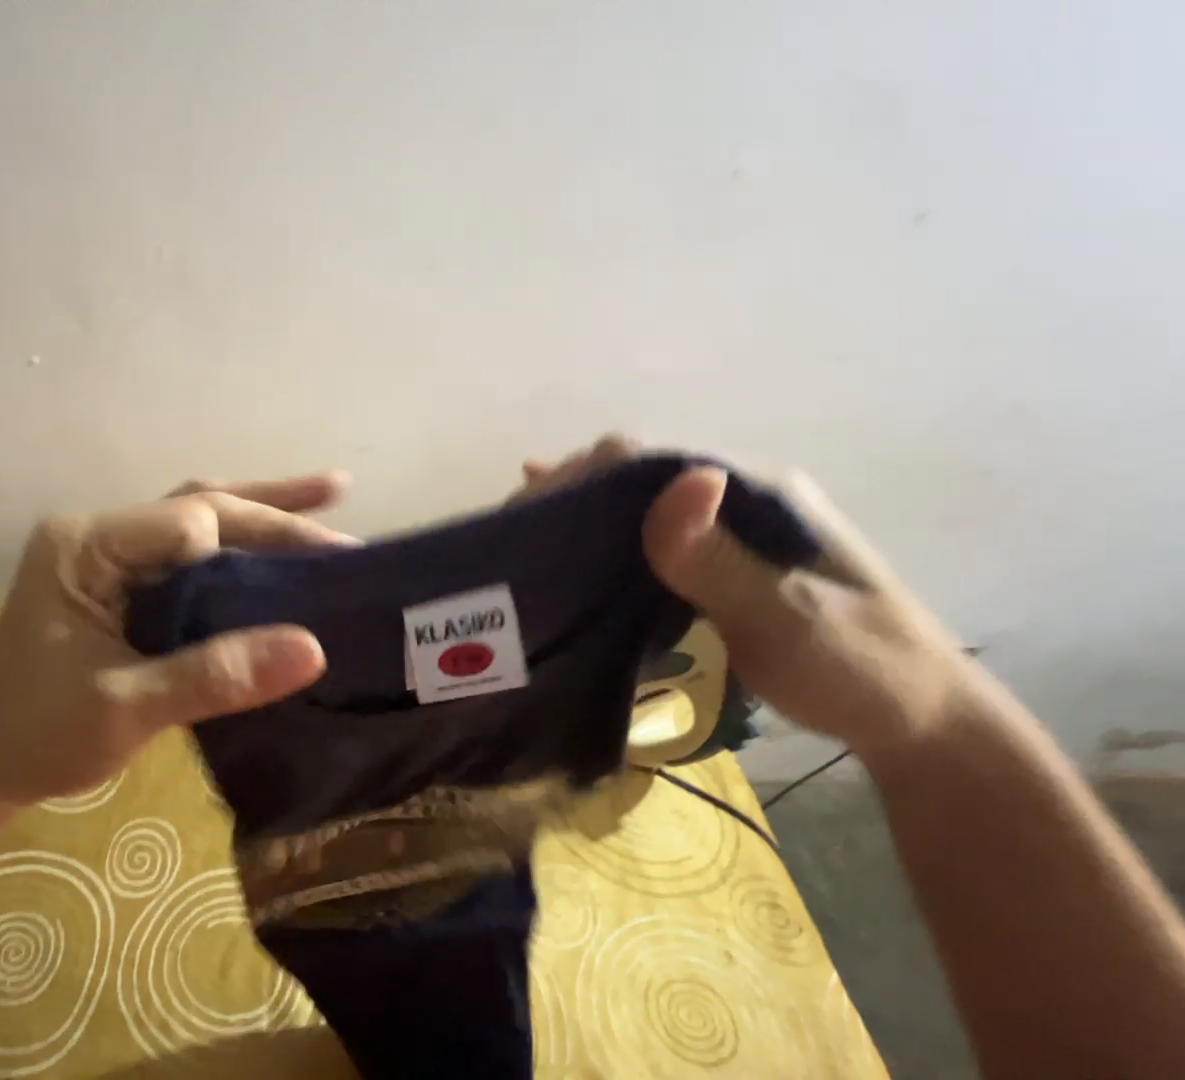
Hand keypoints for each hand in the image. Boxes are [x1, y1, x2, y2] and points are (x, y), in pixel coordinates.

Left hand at [0, 473, 356, 811]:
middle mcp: (94, 535)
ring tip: (330, 493)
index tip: (321, 573)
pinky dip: (233, 551)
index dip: (256, 544)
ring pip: (193, 520)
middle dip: (271, 515)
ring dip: (258, 512)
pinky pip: (183, 557)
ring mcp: (102, 556)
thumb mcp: (127, 708)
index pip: (187, 523)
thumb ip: (215, 674)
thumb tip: (314, 648)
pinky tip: (273, 549)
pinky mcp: (114, 584)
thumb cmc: (38, 736)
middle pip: (196, 507)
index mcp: (84, 545)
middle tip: (345, 522)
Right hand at [514, 434, 983, 762]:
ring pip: (639, 508)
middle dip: (569, 495)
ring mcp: (734, 532)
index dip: (580, 477)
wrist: (921, 722)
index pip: (648, 459)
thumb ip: (722, 560)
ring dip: (580, 516)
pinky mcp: (725, 566)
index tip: (527, 515)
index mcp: (758, 493)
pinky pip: (652, 540)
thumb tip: (675, 485)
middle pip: (636, 477)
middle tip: (512, 536)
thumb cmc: (860, 669)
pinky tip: (564, 540)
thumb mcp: (788, 619)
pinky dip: (604, 537)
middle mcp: (740, 498)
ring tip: (521, 541)